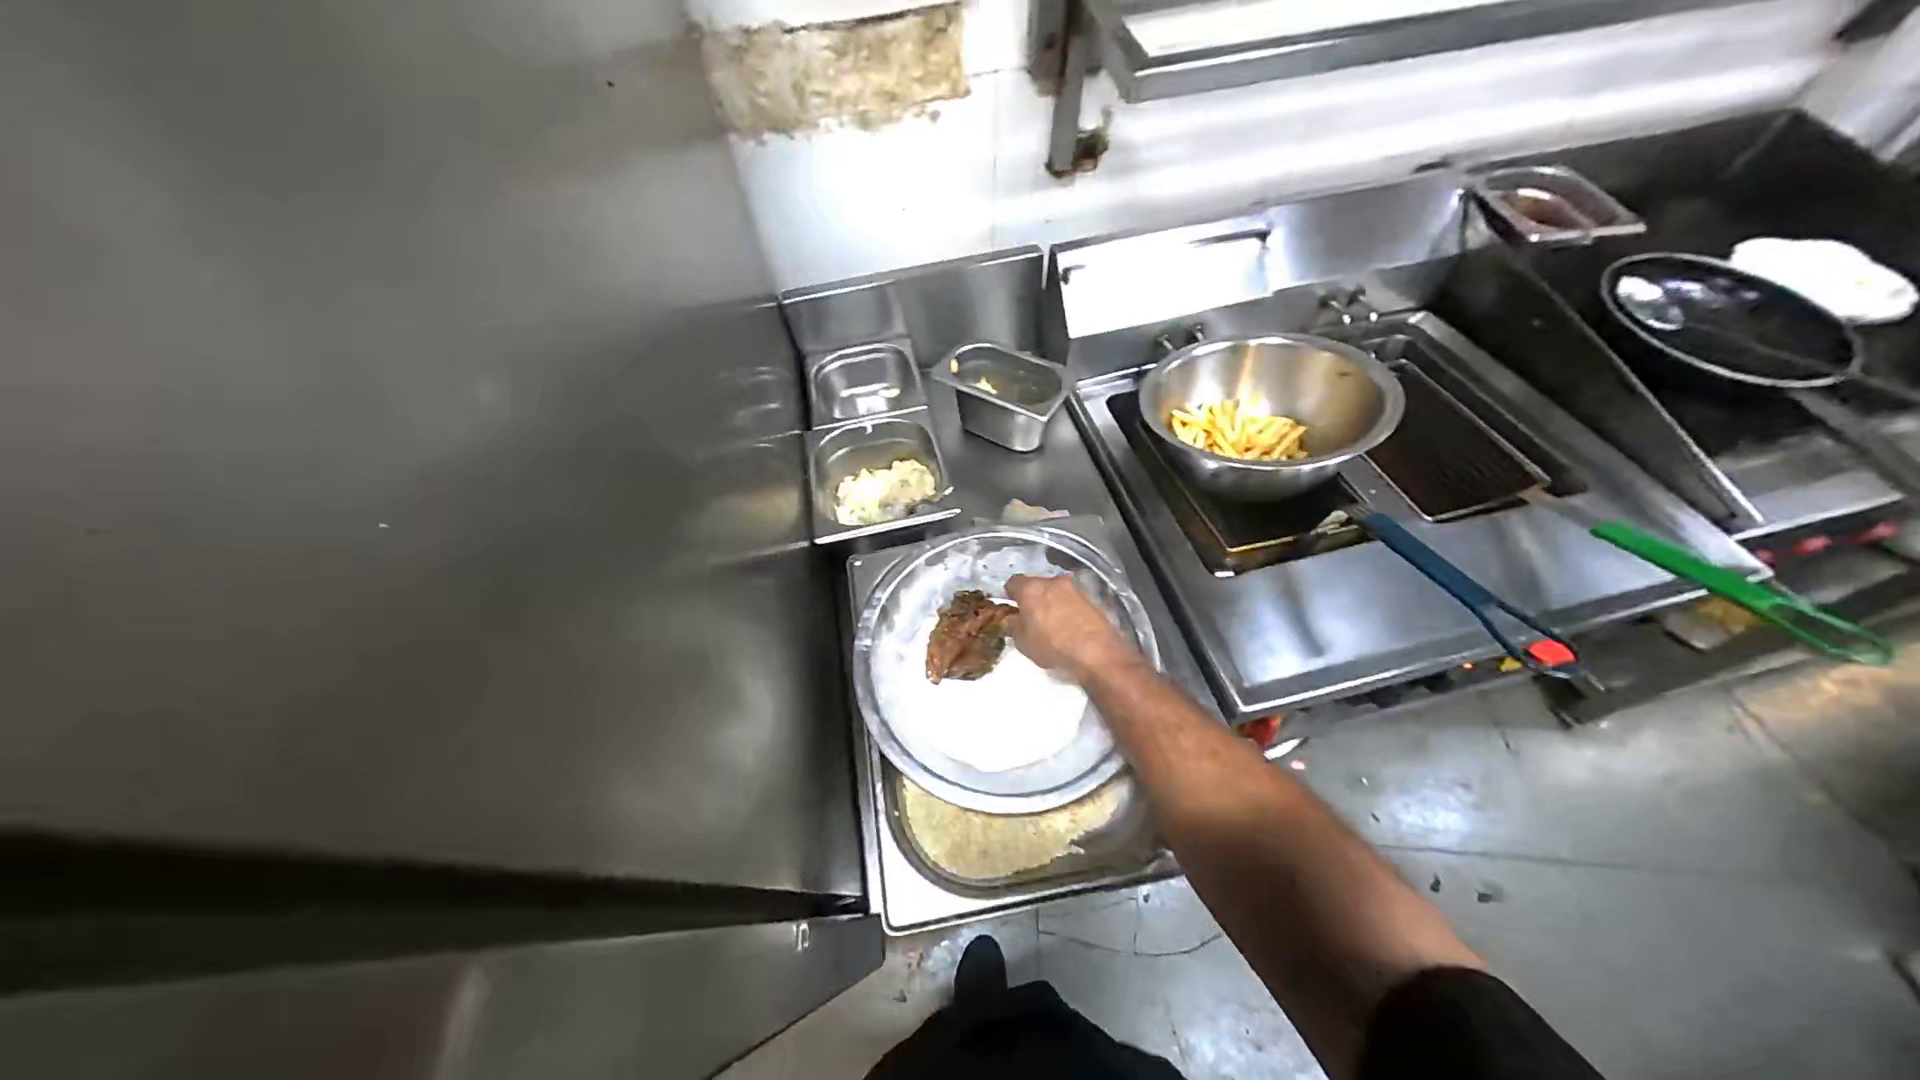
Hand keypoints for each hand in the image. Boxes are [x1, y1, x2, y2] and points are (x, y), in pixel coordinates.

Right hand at [1004, 573, 1140, 683]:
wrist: (1096, 654)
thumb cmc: (1053, 646)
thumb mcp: (1022, 642)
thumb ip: (1014, 625)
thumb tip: (1013, 619)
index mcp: (1031, 588)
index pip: (1013, 583)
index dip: (1010, 595)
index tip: (1011, 607)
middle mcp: (1054, 582)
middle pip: (1037, 585)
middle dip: (1033, 598)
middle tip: (1031, 618)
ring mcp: (1076, 589)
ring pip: (1057, 592)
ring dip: (1053, 603)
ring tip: (1053, 625)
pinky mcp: (1093, 600)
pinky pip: (1073, 602)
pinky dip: (1069, 610)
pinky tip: (1070, 629)